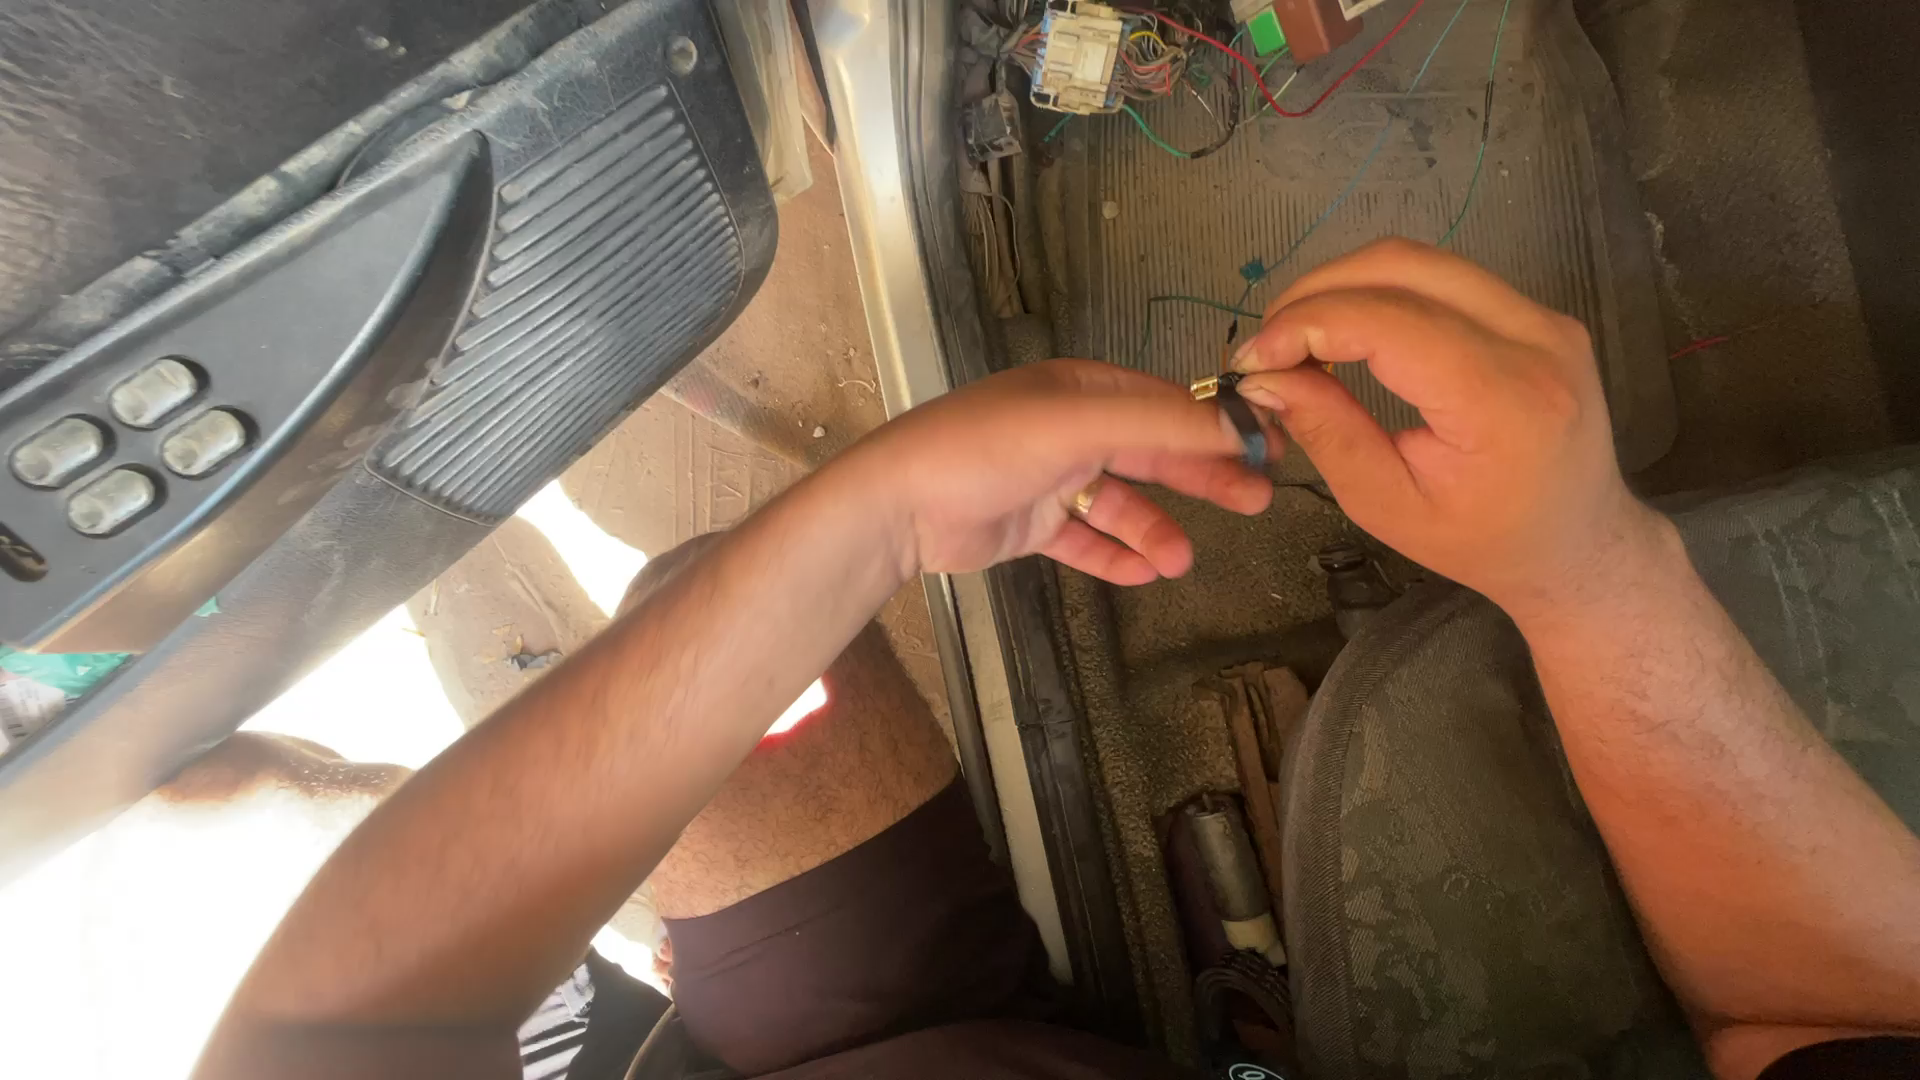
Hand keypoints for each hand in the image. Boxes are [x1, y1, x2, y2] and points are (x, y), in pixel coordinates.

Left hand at [839, 358, 1275, 584]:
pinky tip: (1143, 574)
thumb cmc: (990, 447)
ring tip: (1182, 561)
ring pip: (1118, 503)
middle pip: (1151, 452)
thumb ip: (1160, 425)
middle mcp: (1070, 429)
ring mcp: (1050, 479)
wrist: (902, 504)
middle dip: (1201, 477)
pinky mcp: (1030, 524)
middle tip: (1257, 502)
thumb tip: (1240, 425)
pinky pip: (1084, 541)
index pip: (1166, 404)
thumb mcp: (1079, 423)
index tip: (1271, 451)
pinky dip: (1112, 556)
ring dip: (1153, 529)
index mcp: (1082, 390)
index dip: (1219, 426)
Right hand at [1230, 238, 1668, 617]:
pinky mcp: (1532, 313)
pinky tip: (1341, 333)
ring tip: (1294, 338)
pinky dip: (1372, 293)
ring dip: (1339, 287)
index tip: (1250, 362)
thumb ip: (1327, 433)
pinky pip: (1437, 278)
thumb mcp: (1384, 503)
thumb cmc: (1476, 541)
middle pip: (1400, 266)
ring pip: (1417, 261)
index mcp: (1500, 398)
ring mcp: (1540, 316)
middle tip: (1266, 344)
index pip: (1386, 321)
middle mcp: (1533, 337)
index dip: (1304, 327)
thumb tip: (1263, 379)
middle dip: (1312, 294)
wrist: (1575, 542)